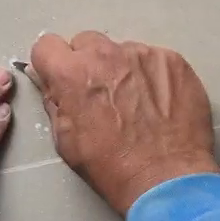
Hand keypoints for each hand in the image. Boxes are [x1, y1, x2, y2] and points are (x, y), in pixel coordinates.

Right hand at [29, 31, 219, 214]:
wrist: (165, 178)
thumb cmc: (110, 167)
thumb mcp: (65, 140)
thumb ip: (54, 101)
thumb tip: (50, 81)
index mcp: (72, 73)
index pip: (46, 45)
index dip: (52, 63)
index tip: (61, 78)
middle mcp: (106, 54)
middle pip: (86, 42)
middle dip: (88, 63)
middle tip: (100, 93)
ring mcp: (143, 54)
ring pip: (122, 51)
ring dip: (123, 69)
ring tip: (135, 104)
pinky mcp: (173, 61)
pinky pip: (154, 60)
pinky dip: (152, 76)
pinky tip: (158, 104)